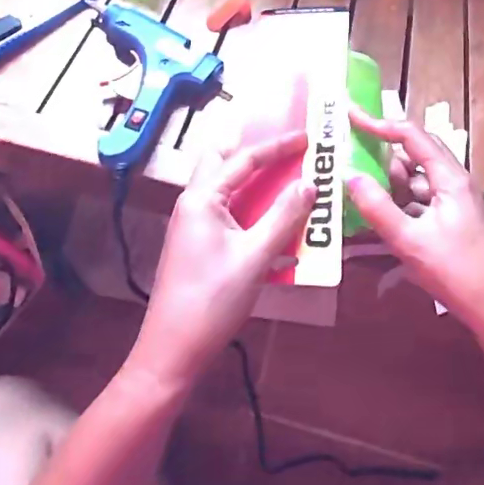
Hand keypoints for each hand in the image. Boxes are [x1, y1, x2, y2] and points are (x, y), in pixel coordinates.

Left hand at [125, 131, 314, 392]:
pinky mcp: (196, 243)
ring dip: (251, 179)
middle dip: (251, 150)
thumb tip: (309, 184)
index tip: (307, 137)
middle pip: (221, 161)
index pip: (243, 159)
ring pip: (223, 187)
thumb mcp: (255, 257)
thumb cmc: (212, 300)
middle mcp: (192, 202)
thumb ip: (283, 217)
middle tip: (283, 149)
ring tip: (283, 177)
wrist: (174, 348)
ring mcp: (191, 223)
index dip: (277, 146)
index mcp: (202, 198)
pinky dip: (248, 207)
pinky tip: (271, 221)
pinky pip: (224, 211)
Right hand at [344, 109, 483, 347]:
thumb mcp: (409, 240)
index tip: (349, 114)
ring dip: (387, 181)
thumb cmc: (459, 272)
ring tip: (356, 188)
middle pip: (413, 153)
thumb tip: (349, 175)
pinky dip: (396, 202)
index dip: (378, 122)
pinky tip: (377, 216)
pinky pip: (418, 200)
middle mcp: (453, 183)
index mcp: (449, 178)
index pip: (410, 135)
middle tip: (348, 155)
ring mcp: (454, 203)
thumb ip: (376, 207)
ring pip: (414, 179)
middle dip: (380, 153)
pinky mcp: (452, 222)